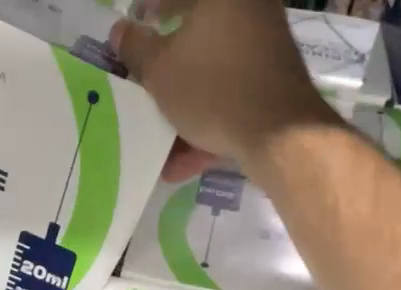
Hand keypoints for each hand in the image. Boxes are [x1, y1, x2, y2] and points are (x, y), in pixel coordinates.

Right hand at [114, 0, 339, 173]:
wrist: (280, 135)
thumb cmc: (213, 89)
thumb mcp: (160, 71)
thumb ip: (135, 48)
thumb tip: (120, 31)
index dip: (151, 4)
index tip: (136, 18)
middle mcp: (250, 10)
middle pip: (199, 31)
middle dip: (168, 61)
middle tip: (144, 77)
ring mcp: (268, 48)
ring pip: (215, 73)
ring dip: (184, 105)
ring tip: (158, 137)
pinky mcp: (276, 86)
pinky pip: (233, 99)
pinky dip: (206, 126)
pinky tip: (181, 163)